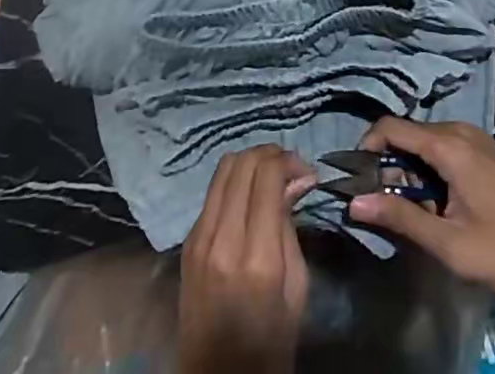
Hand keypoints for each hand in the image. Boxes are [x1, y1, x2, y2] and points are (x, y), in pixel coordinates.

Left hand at [178, 146, 318, 373]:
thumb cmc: (271, 339)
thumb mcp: (296, 285)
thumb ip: (290, 226)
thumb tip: (297, 178)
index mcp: (255, 256)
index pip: (266, 175)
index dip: (289, 160)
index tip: (307, 172)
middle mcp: (221, 239)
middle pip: (241, 163)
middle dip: (270, 154)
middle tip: (291, 168)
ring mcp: (198, 238)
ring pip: (222, 170)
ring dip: (250, 163)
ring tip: (272, 175)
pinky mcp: (187, 242)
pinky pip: (212, 193)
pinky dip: (234, 182)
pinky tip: (250, 196)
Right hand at [344, 118, 494, 308]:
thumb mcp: (448, 243)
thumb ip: (400, 218)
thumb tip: (353, 203)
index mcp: (452, 147)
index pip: (392, 126)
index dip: (367, 147)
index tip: (357, 180)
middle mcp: (462, 132)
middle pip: (408, 134)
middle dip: (389, 164)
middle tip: (385, 205)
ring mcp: (477, 140)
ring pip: (425, 142)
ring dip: (409, 170)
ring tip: (412, 211)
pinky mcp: (485, 152)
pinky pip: (443, 148)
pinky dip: (429, 169)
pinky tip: (436, 203)